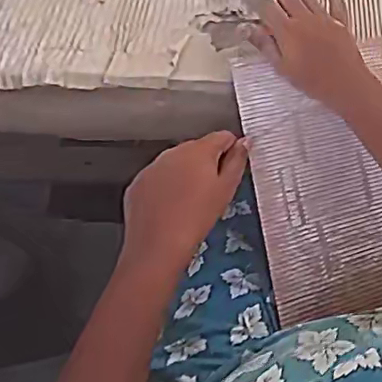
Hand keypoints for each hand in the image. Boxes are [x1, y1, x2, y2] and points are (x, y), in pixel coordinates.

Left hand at [122, 131, 249, 269]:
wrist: (158, 245)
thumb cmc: (197, 217)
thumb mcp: (226, 189)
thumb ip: (238, 161)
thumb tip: (244, 143)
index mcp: (199, 151)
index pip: (222, 136)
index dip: (232, 149)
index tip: (233, 167)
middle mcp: (173, 152)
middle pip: (198, 148)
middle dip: (208, 163)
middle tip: (214, 189)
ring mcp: (152, 167)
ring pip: (177, 162)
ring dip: (186, 173)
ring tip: (192, 201)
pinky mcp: (138, 183)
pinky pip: (158, 177)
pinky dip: (166, 186)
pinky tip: (172, 206)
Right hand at [245, 0, 381, 115]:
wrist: (347, 86)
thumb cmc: (315, 82)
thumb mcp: (283, 68)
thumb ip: (265, 45)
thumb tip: (248, 30)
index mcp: (288, 32)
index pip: (265, 7)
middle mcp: (305, 20)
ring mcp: (324, 19)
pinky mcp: (340, 23)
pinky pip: (335, 1)